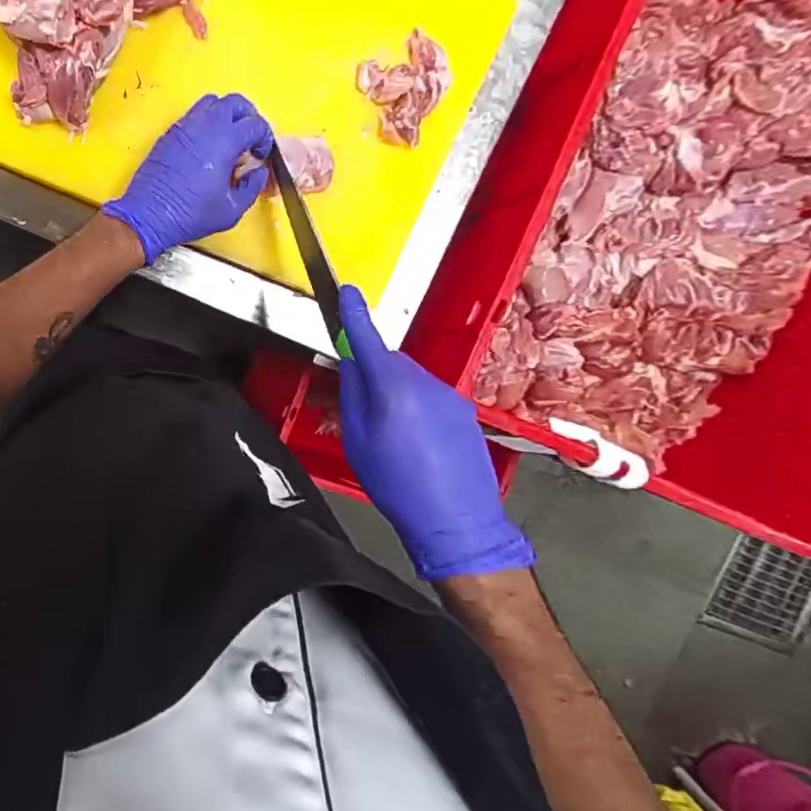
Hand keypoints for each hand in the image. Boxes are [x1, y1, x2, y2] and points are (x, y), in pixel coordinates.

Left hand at [102, 93, 273, 262]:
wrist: (149, 215)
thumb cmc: (190, 214)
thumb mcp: (231, 210)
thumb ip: (252, 187)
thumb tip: (259, 173)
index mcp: (225, 140)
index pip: (255, 124)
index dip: (264, 138)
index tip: (261, 154)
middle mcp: (205, 125)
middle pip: (235, 102)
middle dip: (248, 116)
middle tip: (250, 138)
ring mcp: (184, 127)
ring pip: (211, 103)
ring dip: (225, 115)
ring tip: (228, 138)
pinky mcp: (169, 134)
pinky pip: (192, 116)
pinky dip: (205, 123)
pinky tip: (206, 146)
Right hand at [337, 285, 532, 581]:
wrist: (456, 519)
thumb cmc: (396, 482)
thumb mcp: (357, 438)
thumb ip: (352, 394)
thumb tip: (351, 362)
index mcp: (393, 387)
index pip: (368, 340)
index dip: (355, 315)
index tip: (348, 292)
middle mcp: (426, 382)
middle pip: (389, 360)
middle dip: (371, 371)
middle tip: (357, 405)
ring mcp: (449, 395)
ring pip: (409, 378)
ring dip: (392, 392)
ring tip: (386, 433)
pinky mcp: (463, 411)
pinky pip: (427, 394)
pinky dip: (412, 405)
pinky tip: (410, 439)